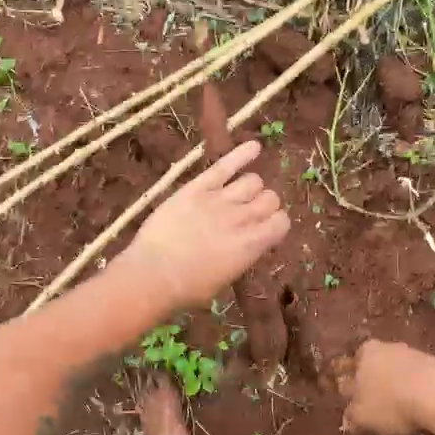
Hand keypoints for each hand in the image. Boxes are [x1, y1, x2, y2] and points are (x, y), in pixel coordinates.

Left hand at [116, 140, 288, 312]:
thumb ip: (242, 255)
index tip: (264, 229)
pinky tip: (254, 147)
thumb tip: (248, 243)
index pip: (281, 222)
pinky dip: (242, 154)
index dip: (275, 223)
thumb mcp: (225, 278)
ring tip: (240, 193)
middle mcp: (242, 219)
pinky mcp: (197, 188)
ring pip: (253, 181)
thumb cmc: (188, 288)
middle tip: (250, 213)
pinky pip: (225, 166)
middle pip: (270, 199)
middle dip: (264, 204)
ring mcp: (220, 200)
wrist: (153, 275)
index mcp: (252, 245)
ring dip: (251, 187)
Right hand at [336, 340, 434, 434]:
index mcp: (364, 353)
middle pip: (376, 367)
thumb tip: (348, 417)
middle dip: (374, 385)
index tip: (353, 402)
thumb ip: (352, 415)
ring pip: (398, 373)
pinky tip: (420, 409)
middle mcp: (387, 347)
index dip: (350, 386)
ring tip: (400, 413)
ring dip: (397, 389)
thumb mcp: (362, 416)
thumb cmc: (390, 403)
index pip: (350, 367)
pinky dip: (417, 392)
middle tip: (376, 408)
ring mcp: (413, 353)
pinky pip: (419, 380)